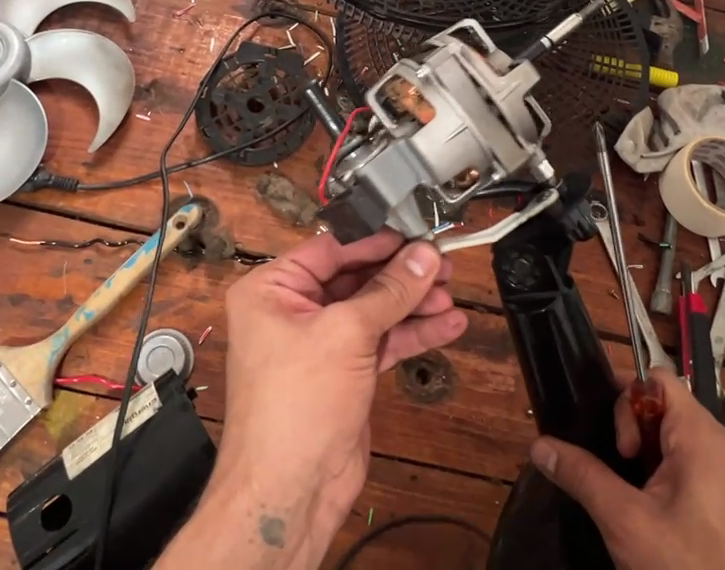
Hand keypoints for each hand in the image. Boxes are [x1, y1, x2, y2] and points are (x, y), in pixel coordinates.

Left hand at [159, 230, 467, 568]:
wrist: (291, 490)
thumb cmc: (297, 404)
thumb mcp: (346, 334)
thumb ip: (390, 291)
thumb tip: (425, 255)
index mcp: (272, 289)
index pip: (332, 249)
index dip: (377, 242)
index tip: (417, 234)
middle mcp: (292, 310)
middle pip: (357, 278)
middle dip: (402, 275)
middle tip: (444, 264)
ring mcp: (320, 343)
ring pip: (374, 310)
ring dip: (413, 303)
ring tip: (452, 294)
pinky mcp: (345, 371)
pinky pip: (383, 341)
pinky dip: (413, 333)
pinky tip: (448, 324)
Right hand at [530, 368, 724, 569]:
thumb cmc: (687, 568)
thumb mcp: (626, 523)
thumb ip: (583, 476)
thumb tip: (539, 446)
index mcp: (705, 438)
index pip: (658, 379)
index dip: (626, 400)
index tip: (619, 448)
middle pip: (670, 406)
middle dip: (636, 431)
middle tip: (624, 476)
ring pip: (684, 437)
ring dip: (653, 455)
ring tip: (639, 498)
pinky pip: (703, 463)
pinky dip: (675, 474)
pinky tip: (663, 513)